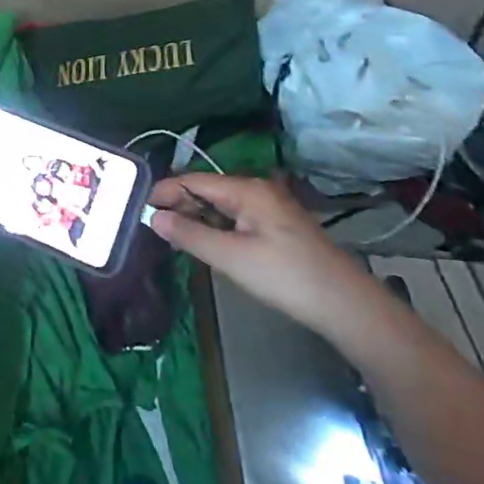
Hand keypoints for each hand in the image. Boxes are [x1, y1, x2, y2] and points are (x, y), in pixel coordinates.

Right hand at [148, 173, 373, 331]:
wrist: (344, 303)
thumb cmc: (284, 276)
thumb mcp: (230, 257)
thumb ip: (189, 235)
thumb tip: (154, 217)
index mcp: (246, 190)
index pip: (193, 181)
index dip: (164, 191)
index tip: (139, 208)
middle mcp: (257, 190)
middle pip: (207, 189)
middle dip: (179, 203)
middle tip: (152, 226)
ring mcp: (269, 207)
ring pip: (221, 204)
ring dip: (196, 216)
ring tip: (172, 235)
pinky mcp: (276, 225)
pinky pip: (235, 216)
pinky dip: (215, 225)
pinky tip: (204, 242)